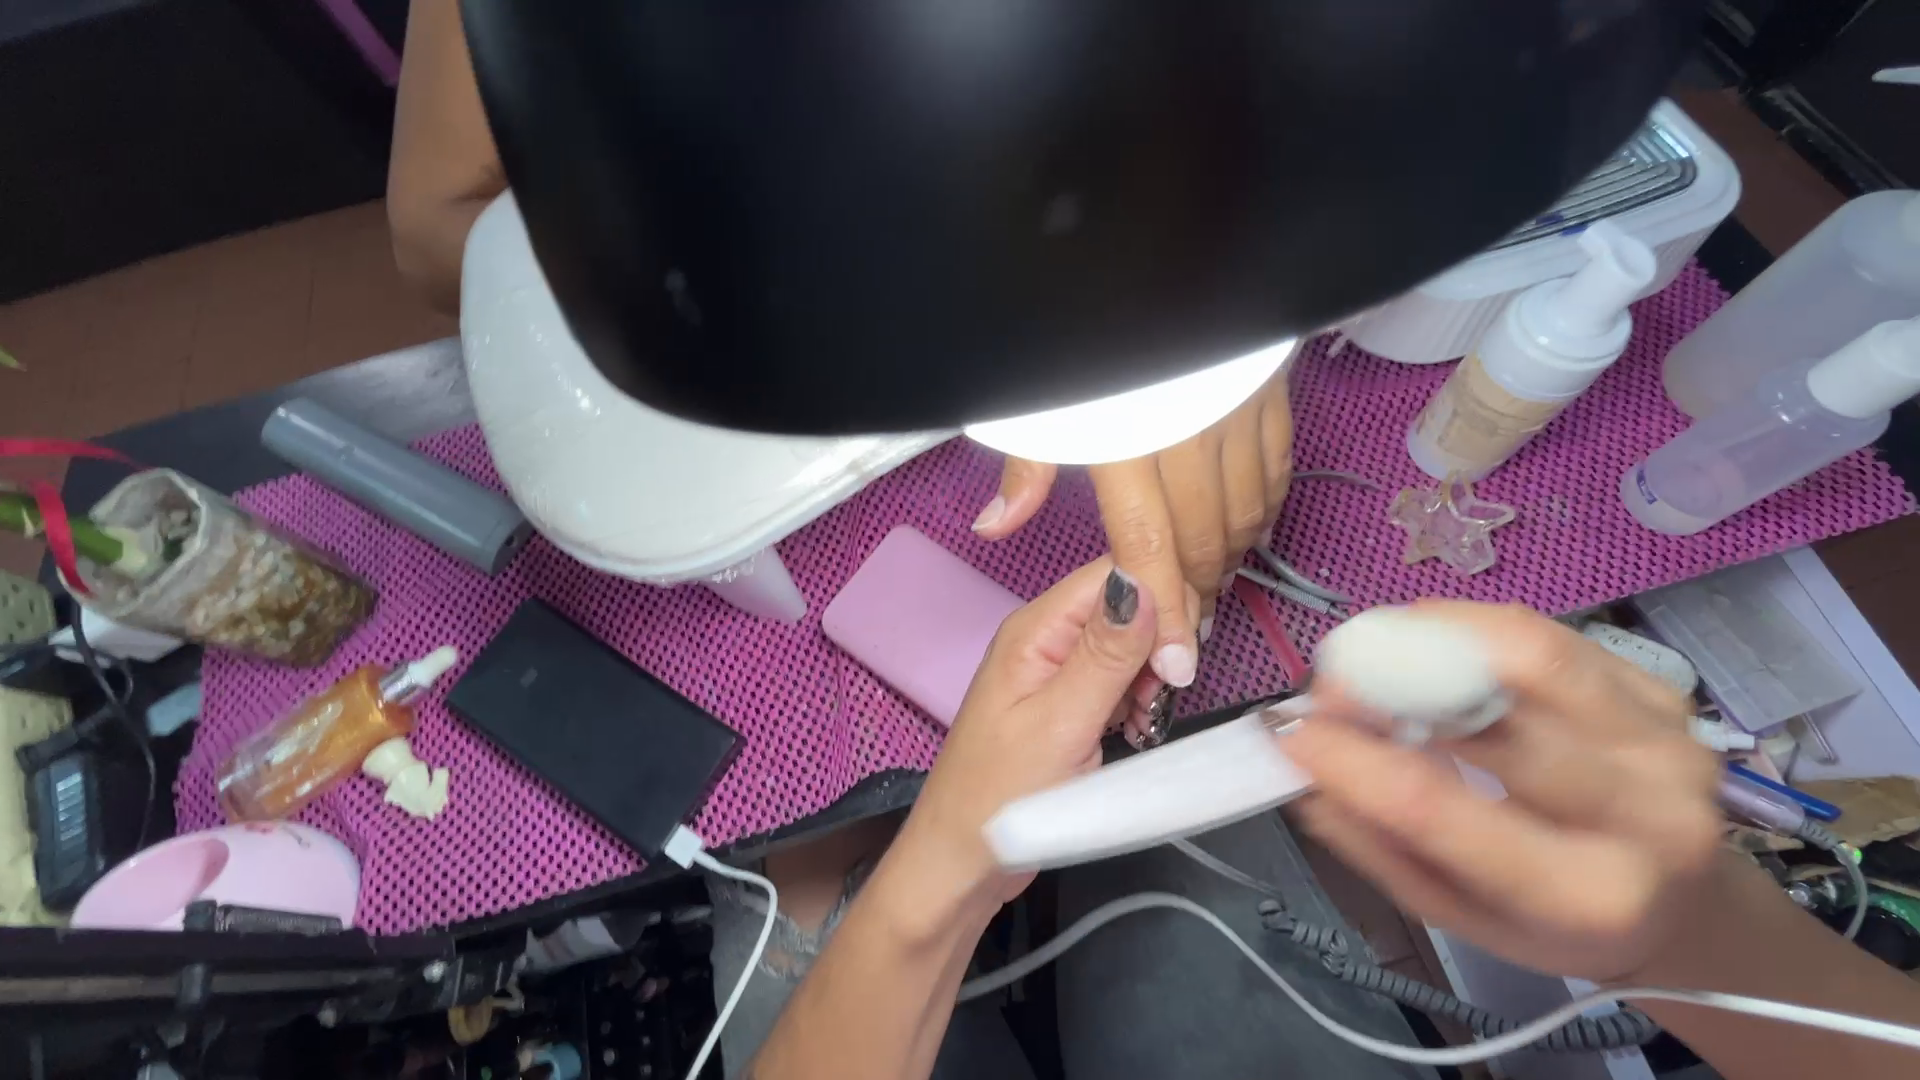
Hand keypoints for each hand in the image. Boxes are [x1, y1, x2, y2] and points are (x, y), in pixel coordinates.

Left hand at [893, 559, 1159, 911]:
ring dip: (1151, 678)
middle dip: (1159, 644)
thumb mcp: (1061, 723)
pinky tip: (1136, 730)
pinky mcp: (1070, 701)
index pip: (1113, 572)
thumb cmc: (1003, 793)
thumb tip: (1142, 579)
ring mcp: (1058, 669)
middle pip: (1127, 604)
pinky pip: (1120, 680)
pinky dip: (1138, 701)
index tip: (1180, 657)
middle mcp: (1047, 635)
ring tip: (1143, 720)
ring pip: (1130, 645)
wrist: (965, 860)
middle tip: (1160, 695)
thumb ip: (1105, 653)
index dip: (1159, 599)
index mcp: (1036, 627)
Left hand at [972, 372, 1293, 710]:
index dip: (1165, 610)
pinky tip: (1240, 535)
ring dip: (1228, 560)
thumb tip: (993, 528)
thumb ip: (1026, 471)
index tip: (1180, 663)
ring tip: (1208, 591)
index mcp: (1126, 442)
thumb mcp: (1045, 402)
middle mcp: (1187, 433)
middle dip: (1195, 594)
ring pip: (1244, 514)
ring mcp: (1233, 413)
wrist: (1140, 259)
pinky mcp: (1265, 398)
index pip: (1148, 544)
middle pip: (1200, 538)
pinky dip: (1260, 515)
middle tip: (1186, 631)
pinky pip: (1274, 476)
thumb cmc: (1085, 343)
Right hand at [1284, 602, 1722, 982]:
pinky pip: (1540, 632)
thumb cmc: (1547, 919)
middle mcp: (1646, 812)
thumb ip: (1369, 839)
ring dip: (1420, 639)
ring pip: (1522, 649)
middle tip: (1326, 689)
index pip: (1434, 805)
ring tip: (1372, 659)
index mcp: (1584, 894)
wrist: (1684, 905)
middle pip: (1490, 709)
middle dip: (1379, 682)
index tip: (1287, 731)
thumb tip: (1298, 766)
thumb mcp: (1449, 909)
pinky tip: (1429, 650)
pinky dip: (1463, 628)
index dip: (1346, 757)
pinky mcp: (1660, 691)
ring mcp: (1664, 740)